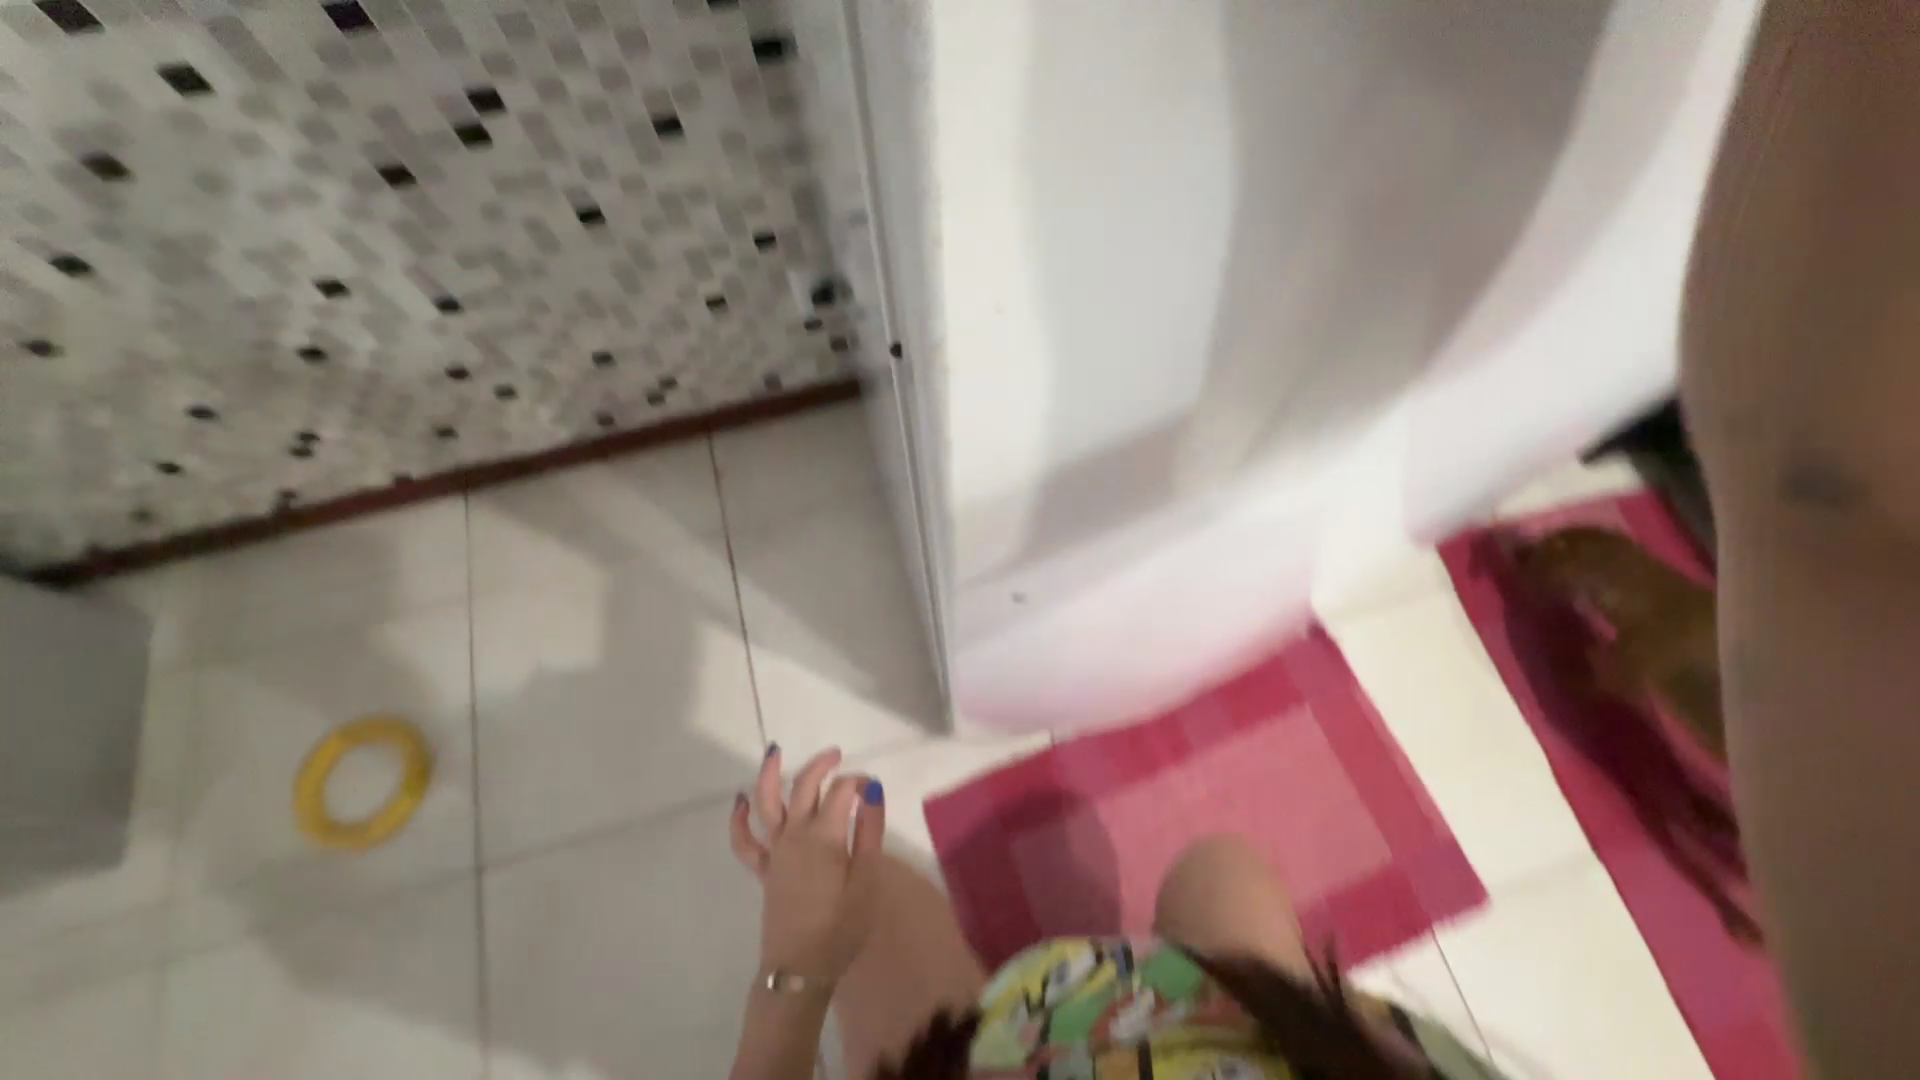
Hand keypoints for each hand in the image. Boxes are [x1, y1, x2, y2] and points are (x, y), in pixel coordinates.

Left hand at [730, 746, 885, 983]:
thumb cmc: (842, 927)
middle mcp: (795, 835)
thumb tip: (870, 789)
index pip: (842, 791)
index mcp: (825, 836)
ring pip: (766, 804)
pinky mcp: (763, 869)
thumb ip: (870, 831)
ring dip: (769, 775)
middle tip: (837, 755)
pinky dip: (739, 820)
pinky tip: (739, 801)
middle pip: (804, 788)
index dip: (858, 782)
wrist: (802, 969)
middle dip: (821, 766)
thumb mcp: (868, 880)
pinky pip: (745, 841)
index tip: (873, 789)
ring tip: (774, 752)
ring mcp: (775, 851)